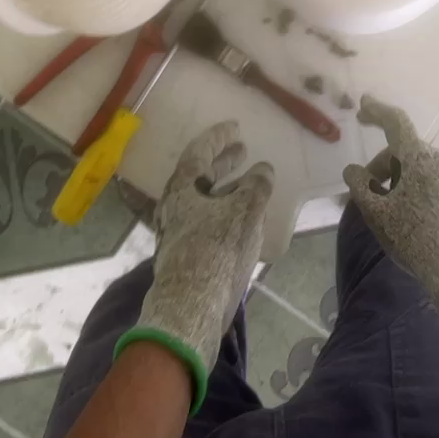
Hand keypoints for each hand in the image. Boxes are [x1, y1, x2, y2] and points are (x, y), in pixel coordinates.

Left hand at [115, 121, 273, 411]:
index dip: (218, 137)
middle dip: (223, 162)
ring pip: (206, 202)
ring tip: (252, 184)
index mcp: (182, 190)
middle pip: (200, 177)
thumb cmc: (215, 252)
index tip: (235, 127)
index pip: (199, 152)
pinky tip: (248, 222)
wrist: (190, 310)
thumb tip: (263, 170)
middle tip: (242, 150)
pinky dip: (229, 213)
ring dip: (228, 189)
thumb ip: (256, 186)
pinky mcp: (188, 257)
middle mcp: (175, 208)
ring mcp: (180, 234)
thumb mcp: (244, 211)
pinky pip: (210, 223)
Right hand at [346, 96, 438, 353]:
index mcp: (417, 156)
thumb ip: (360, 185)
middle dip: (384, 167)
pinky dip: (422, 194)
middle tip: (368, 193)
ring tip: (393, 212)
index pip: (394, 122)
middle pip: (405, 153)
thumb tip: (353, 170)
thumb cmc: (414, 236)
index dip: (376, 111)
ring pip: (422, 170)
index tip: (363, 106)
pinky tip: (417, 222)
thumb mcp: (376, 213)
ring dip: (403, 182)